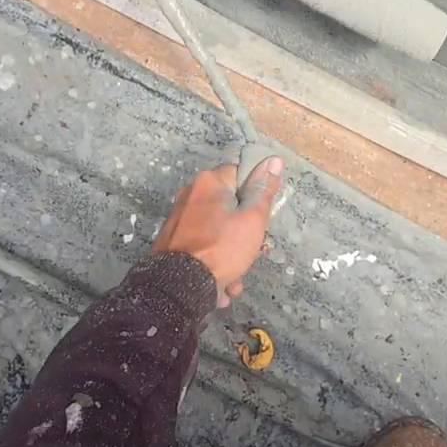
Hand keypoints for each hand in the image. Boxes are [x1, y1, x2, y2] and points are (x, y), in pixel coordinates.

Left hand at [153, 157, 283, 307]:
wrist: (179, 286)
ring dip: (230, 255)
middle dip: (242, 234)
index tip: (258, 217)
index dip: (254, 196)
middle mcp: (189, 194)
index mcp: (209, 182)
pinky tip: (219, 284)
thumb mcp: (253, 219)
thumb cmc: (222, 248)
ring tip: (233, 278)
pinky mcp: (172, 240)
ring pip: (217, 231)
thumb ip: (264, 190)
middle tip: (248, 253)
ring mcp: (178, 218)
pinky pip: (202, 245)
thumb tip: (274, 160)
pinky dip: (213, 261)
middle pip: (229, 207)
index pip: (241, 176)